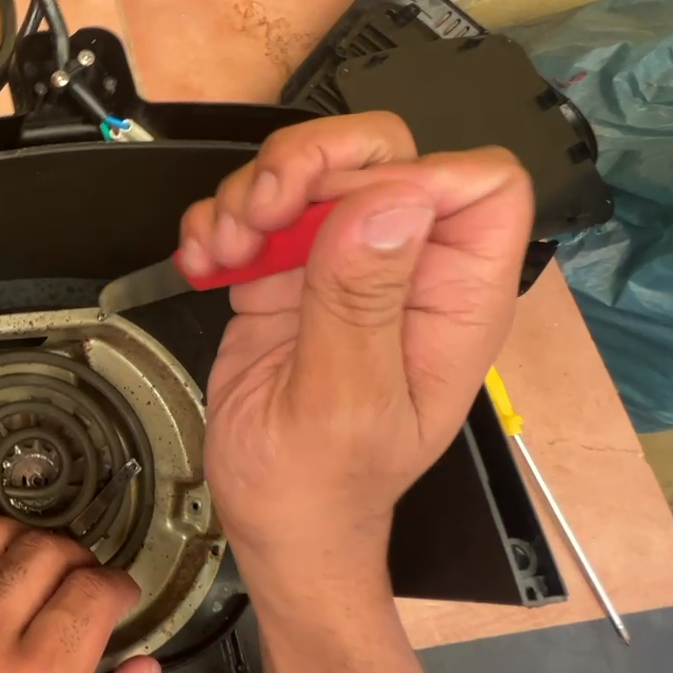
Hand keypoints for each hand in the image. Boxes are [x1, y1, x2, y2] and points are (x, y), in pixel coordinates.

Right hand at [179, 112, 532, 594]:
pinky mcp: (277, 278)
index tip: (326, 220)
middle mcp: (400, 270)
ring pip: (305, 174)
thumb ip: (361, 304)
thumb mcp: (339, 403)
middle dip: (307, 166)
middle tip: (257, 213)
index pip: (472, 186)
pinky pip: (250, 215)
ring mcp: (336, 269)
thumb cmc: (318, 483)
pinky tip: (200, 266)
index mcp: (450, 301)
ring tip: (220, 255)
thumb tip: (390, 199)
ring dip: (248, 198)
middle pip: (380, 156)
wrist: (268, 517)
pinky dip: (215, 224)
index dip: (402, 178)